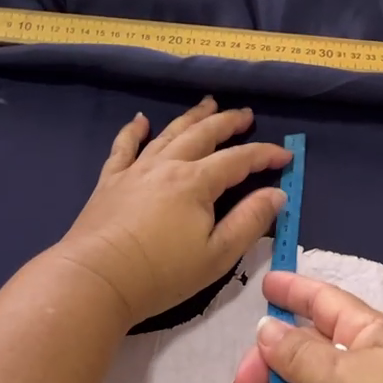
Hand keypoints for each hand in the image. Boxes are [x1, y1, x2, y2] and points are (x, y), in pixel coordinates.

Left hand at [49, 98, 291, 327]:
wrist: (96, 279)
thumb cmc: (161, 274)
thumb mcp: (217, 255)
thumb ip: (249, 222)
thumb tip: (277, 194)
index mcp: (197, 183)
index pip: (239, 160)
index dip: (264, 154)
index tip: (286, 156)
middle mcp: (168, 166)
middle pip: (204, 134)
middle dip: (228, 122)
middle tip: (246, 114)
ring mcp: (136, 170)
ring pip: (169, 133)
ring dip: (191, 117)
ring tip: (208, 103)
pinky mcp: (110, 180)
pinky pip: (124, 146)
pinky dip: (133, 130)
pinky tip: (141, 120)